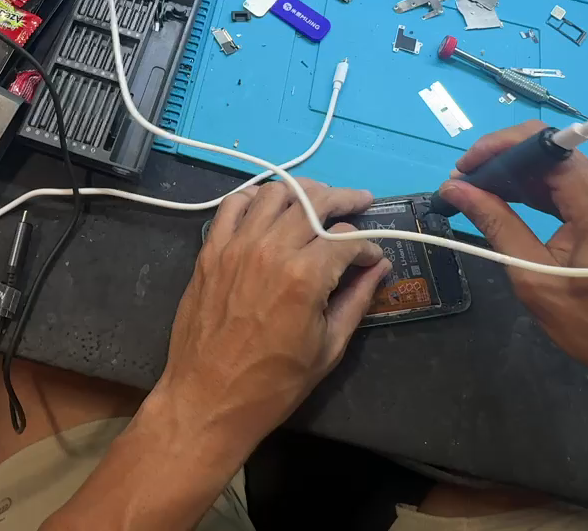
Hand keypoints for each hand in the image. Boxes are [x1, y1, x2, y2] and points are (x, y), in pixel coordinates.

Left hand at [153, 179, 390, 456]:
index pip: (347, 239)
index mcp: (305, 276)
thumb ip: (356, 300)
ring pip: (274, 193)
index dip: (367, 244)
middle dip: (343, 199)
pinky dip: (254, 195)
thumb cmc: (274, 383)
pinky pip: (233, 204)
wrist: (208, 397)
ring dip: (302, 190)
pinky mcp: (211, 247)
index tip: (374, 256)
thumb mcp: (328, 348)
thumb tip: (379, 267)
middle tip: (360, 200)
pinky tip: (269, 201)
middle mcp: (271, 248)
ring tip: (319, 197)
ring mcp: (237, 243)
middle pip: (314, 202)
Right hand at [437, 122, 587, 399]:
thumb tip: (455, 189)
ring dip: (523, 182)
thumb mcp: (539, 280)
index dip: (493, 149)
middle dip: (503, 166)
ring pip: (565, 172)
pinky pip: (583, 191)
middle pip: (551, 153)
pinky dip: (548, 197)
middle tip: (465, 191)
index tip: (461, 173)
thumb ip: (496, 225)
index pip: (538, 143)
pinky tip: (522, 213)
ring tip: (485, 201)